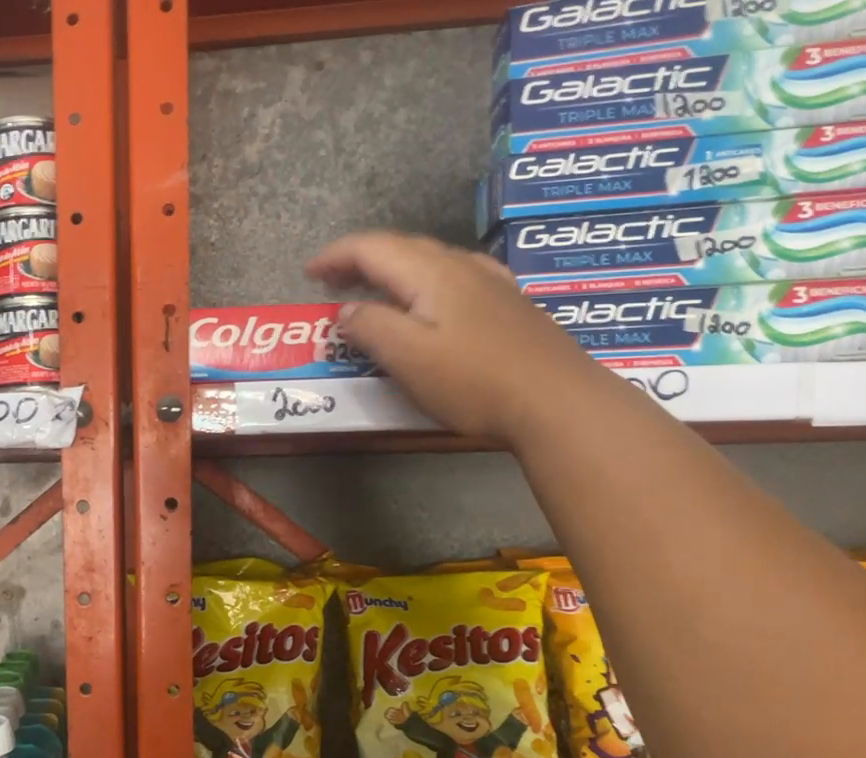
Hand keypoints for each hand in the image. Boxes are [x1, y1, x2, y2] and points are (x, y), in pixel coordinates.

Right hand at [306, 232, 618, 444]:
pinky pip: (455, 280)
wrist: (557, 401)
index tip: (308, 273)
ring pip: (432, 263)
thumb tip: (347, 311)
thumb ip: (370, 327)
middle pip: (403, 249)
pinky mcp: (510, 308)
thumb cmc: (473, 381)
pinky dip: (425, 283)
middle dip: (361, 260)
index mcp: (431, 274)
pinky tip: (432, 301)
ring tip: (373, 291)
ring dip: (394, 271)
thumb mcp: (407, 357)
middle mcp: (462, 268)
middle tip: (332, 281)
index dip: (336, 256)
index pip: (373, 248)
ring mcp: (492, 285)